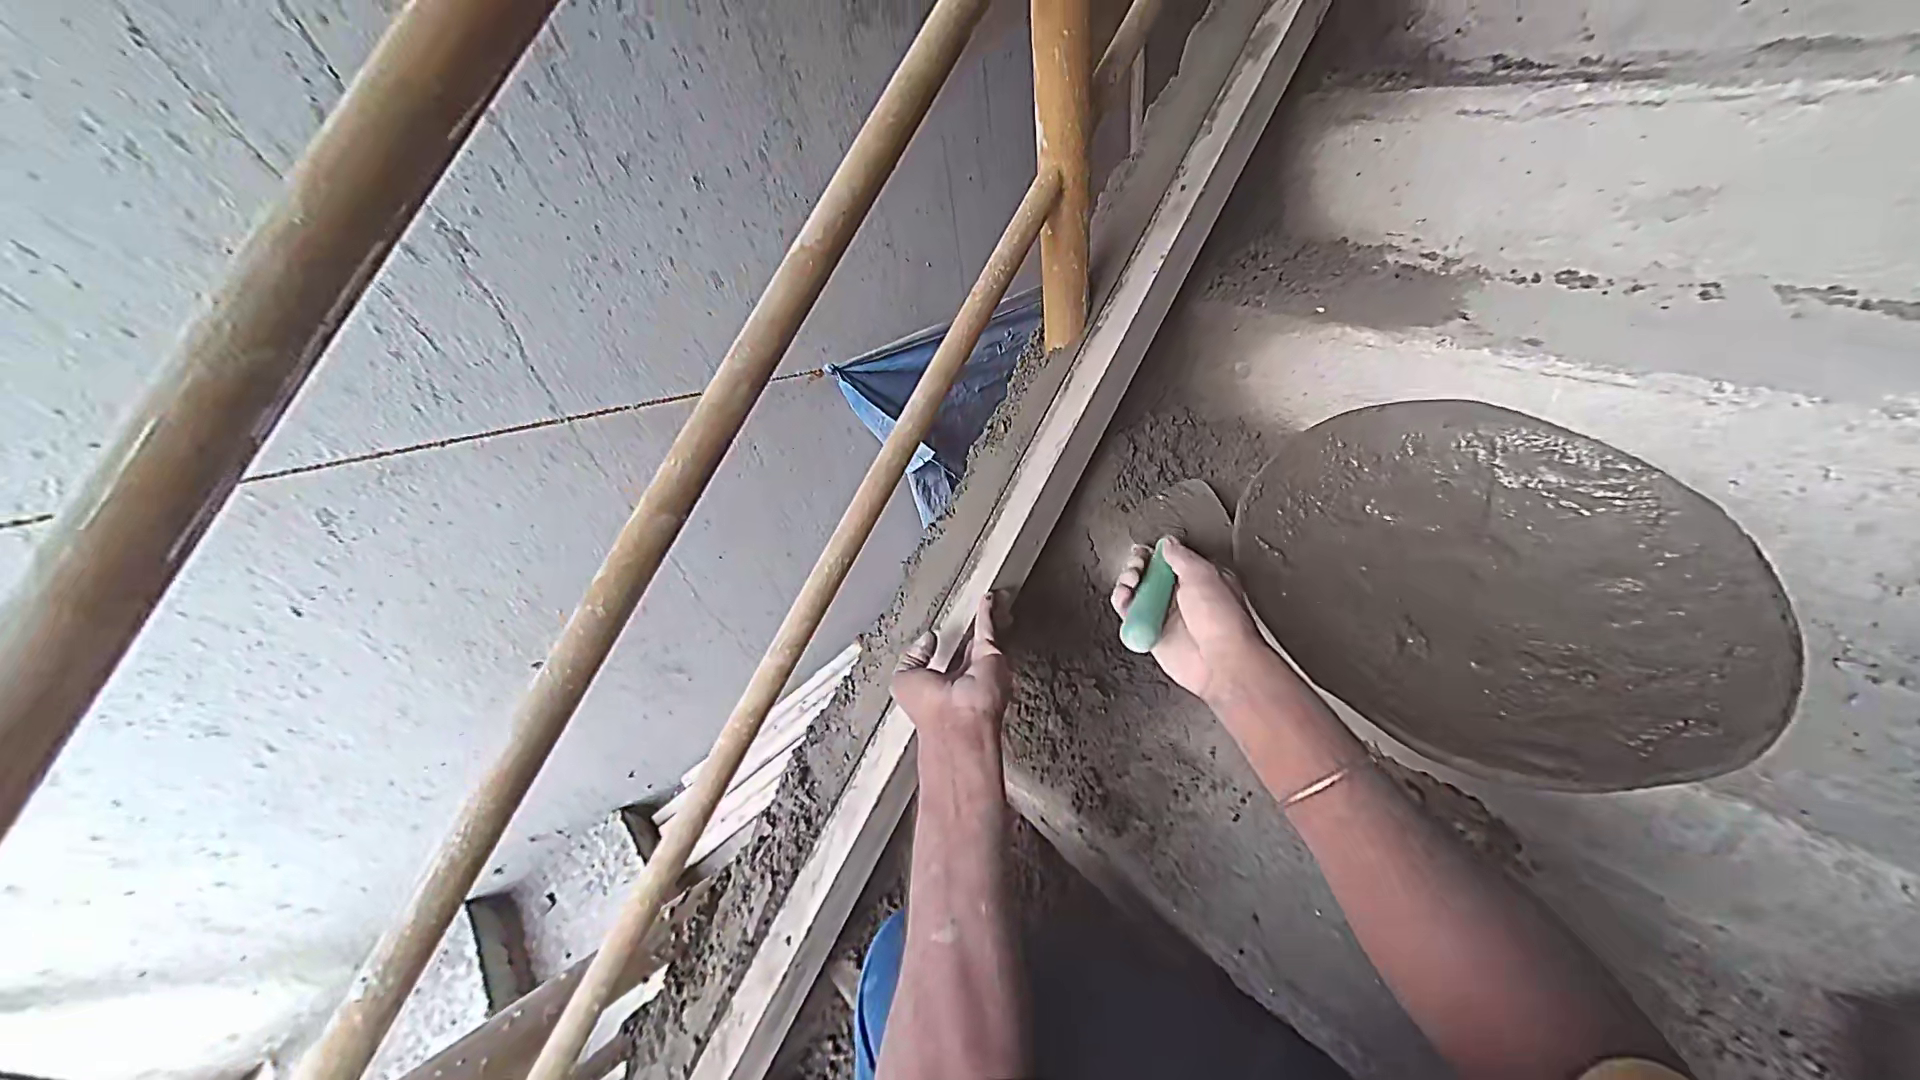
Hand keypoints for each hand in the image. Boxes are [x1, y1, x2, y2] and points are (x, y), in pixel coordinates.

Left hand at [893, 594, 1012, 736]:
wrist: (957, 721)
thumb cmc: (928, 709)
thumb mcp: (903, 681)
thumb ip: (911, 657)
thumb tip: (927, 639)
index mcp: (941, 685)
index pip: (941, 662)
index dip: (938, 647)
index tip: (937, 633)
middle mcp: (963, 677)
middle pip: (965, 648)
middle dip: (966, 631)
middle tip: (966, 612)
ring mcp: (980, 666)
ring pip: (981, 636)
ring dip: (982, 618)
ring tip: (983, 600)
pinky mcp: (992, 656)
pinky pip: (989, 627)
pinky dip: (988, 612)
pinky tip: (987, 598)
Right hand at [1110, 537, 1270, 705]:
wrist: (1220, 662)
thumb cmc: (1223, 623)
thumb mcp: (1203, 574)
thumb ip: (1181, 556)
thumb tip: (1167, 544)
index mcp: (1200, 579)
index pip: (1170, 559)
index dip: (1155, 553)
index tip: (1145, 552)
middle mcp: (1183, 597)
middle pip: (1149, 574)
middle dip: (1138, 566)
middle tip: (1137, 567)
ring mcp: (1167, 616)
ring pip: (1137, 593)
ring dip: (1127, 583)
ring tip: (1130, 583)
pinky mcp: (1153, 633)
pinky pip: (1130, 615)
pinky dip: (1123, 605)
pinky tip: (1125, 599)